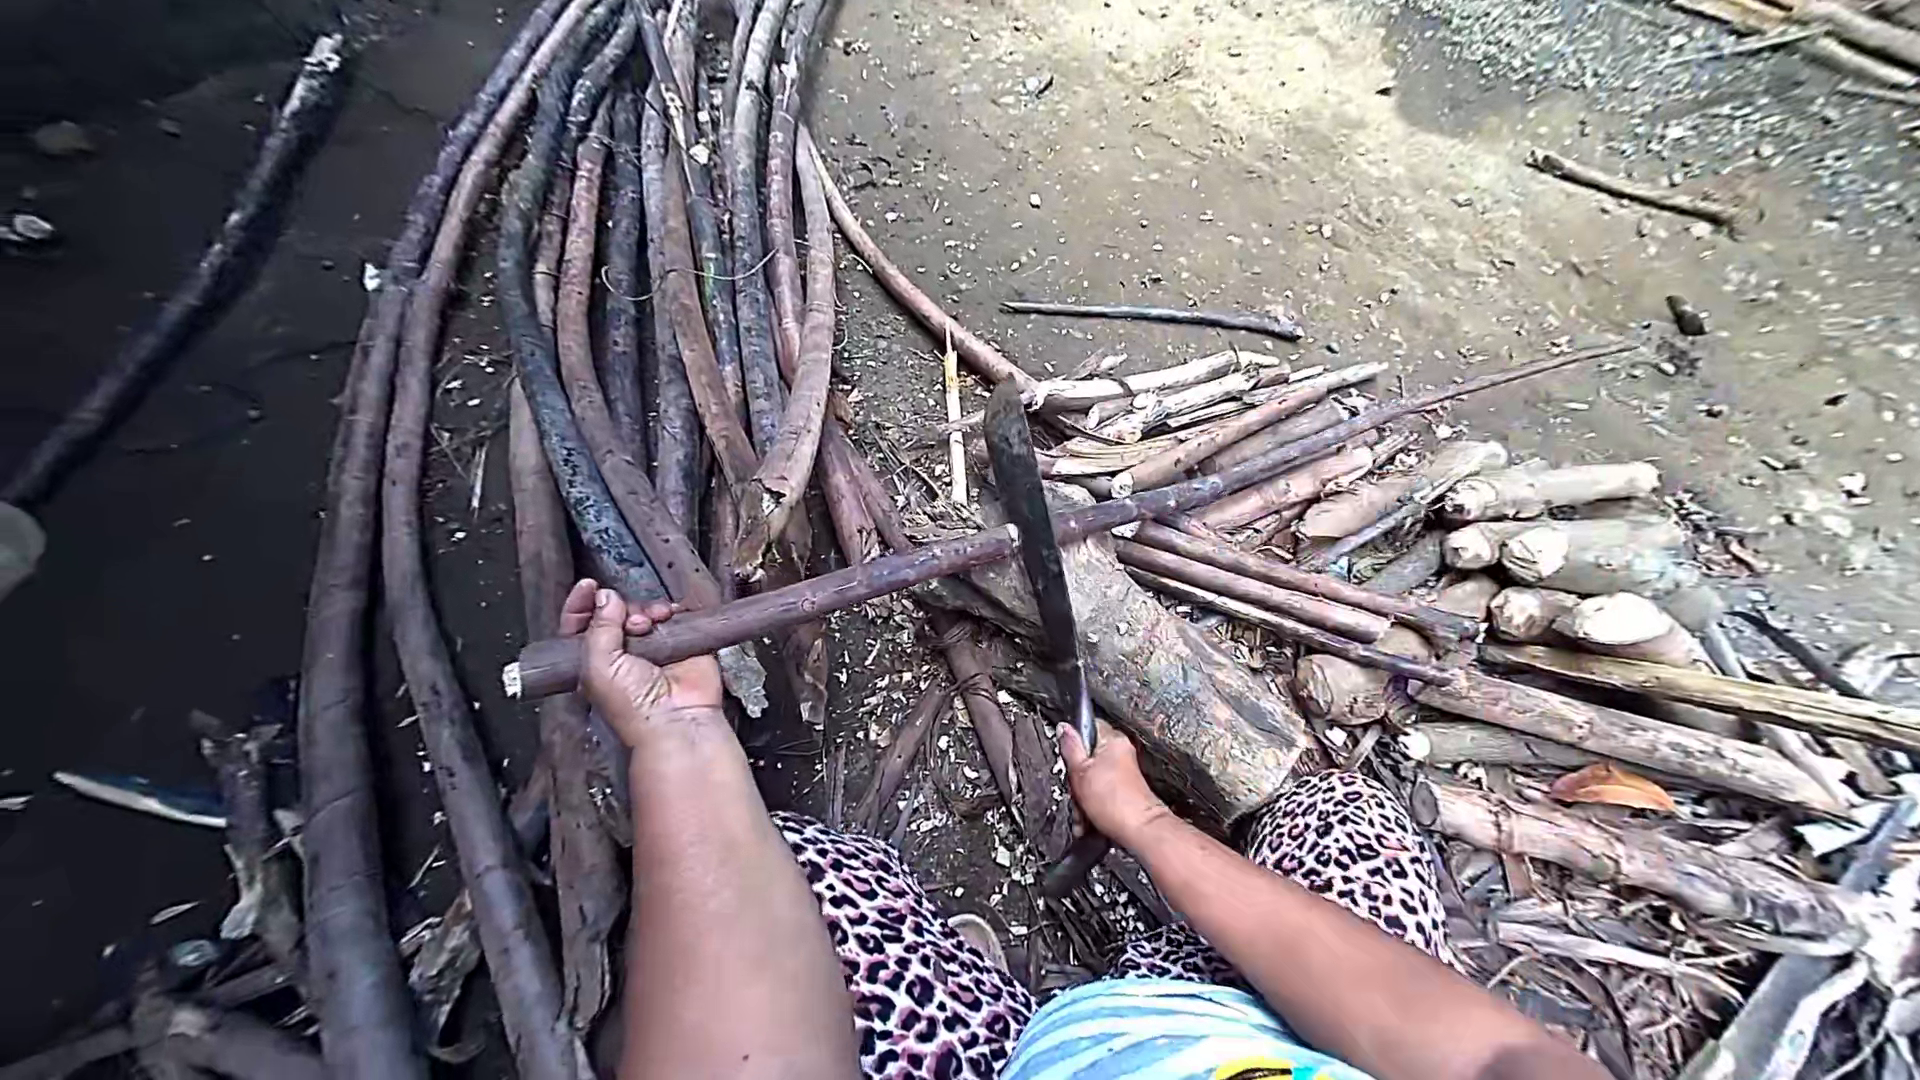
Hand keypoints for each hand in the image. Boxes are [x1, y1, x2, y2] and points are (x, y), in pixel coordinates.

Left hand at [565, 578, 724, 745]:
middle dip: (620, 609)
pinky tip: (668, 617)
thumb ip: (598, 627)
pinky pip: (677, 614)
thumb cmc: (634, 706)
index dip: (582, 604)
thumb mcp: (598, 666)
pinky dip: (673, 610)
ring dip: (646, 610)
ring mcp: (655, 647)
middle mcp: (624, 653)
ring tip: (650, 623)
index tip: (588, 586)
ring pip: (646, 611)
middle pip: (617, 613)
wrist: (676, 717)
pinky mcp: (683, 642)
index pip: (581, 625)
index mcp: (595, 662)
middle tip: (628, 621)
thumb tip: (605, 597)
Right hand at [1058, 719, 1170, 845]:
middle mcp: (1121, 753)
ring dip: (1082, 797)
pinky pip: (1101, 792)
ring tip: (1082, 812)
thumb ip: (1069, 747)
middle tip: (1075, 792)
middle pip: (1086, 757)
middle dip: (1076, 780)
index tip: (1068, 759)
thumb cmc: (1116, 803)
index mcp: (1112, 740)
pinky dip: (1093, 805)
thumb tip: (1063, 727)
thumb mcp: (1079, 771)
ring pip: (1092, 778)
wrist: (1140, 832)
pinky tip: (1088, 820)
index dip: (1072, 743)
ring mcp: (1124, 773)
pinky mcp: (1125, 792)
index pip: (1086, 727)